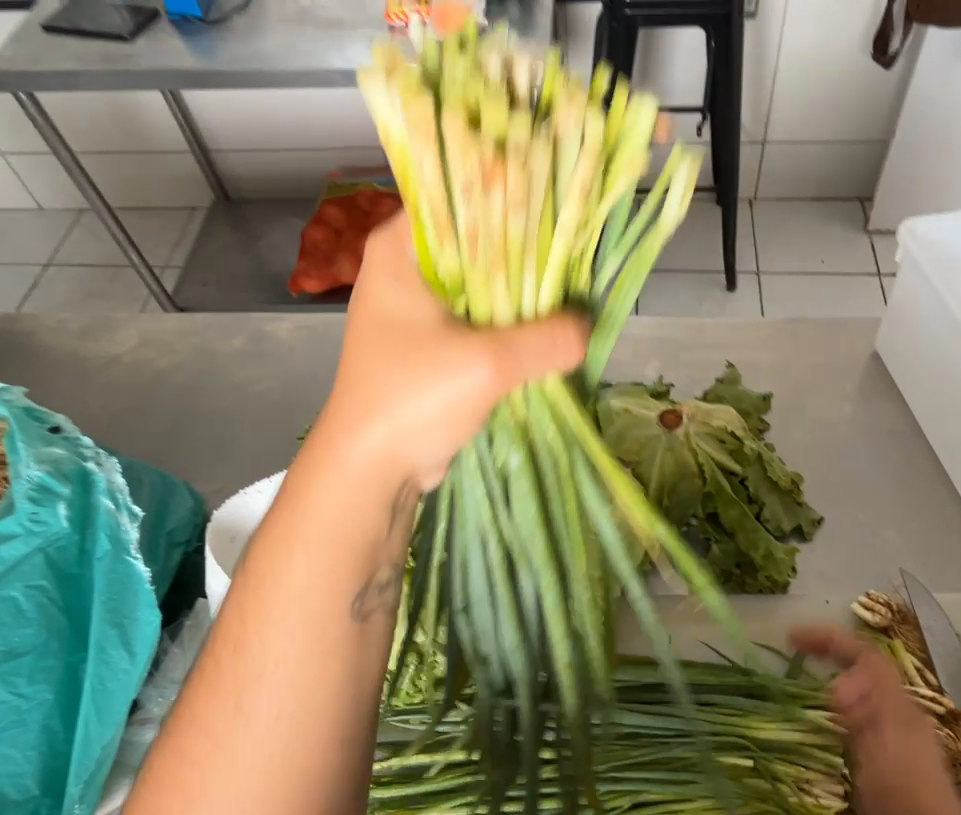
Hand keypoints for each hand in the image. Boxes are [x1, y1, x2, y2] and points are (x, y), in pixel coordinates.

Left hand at [314, 213, 588, 490]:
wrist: (371, 470)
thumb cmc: (412, 401)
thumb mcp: (488, 364)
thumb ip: (548, 339)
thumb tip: (588, 329)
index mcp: (401, 248)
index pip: (465, 198)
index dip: (516, 202)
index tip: (565, 213)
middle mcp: (408, 269)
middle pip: (481, 245)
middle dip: (530, 257)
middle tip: (581, 257)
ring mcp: (420, 309)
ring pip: (486, 289)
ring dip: (526, 299)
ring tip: (576, 293)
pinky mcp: (434, 346)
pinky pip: (483, 324)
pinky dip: (513, 330)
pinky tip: (552, 333)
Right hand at [791, 626, 960, 814]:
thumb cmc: (903, 807)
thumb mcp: (872, 763)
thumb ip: (857, 721)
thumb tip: (837, 683)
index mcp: (896, 709)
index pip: (865, 656)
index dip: (830, 640)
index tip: (794, 640)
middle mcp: (903, 711)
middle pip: (869, 666)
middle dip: (833, 653)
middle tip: (798, 654)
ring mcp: (906, 729)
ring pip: (871, 687)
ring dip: (840, 676)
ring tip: (809, 684)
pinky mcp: (904, 749)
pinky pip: (872, 708)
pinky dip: (847, 702)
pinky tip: (832, 723)